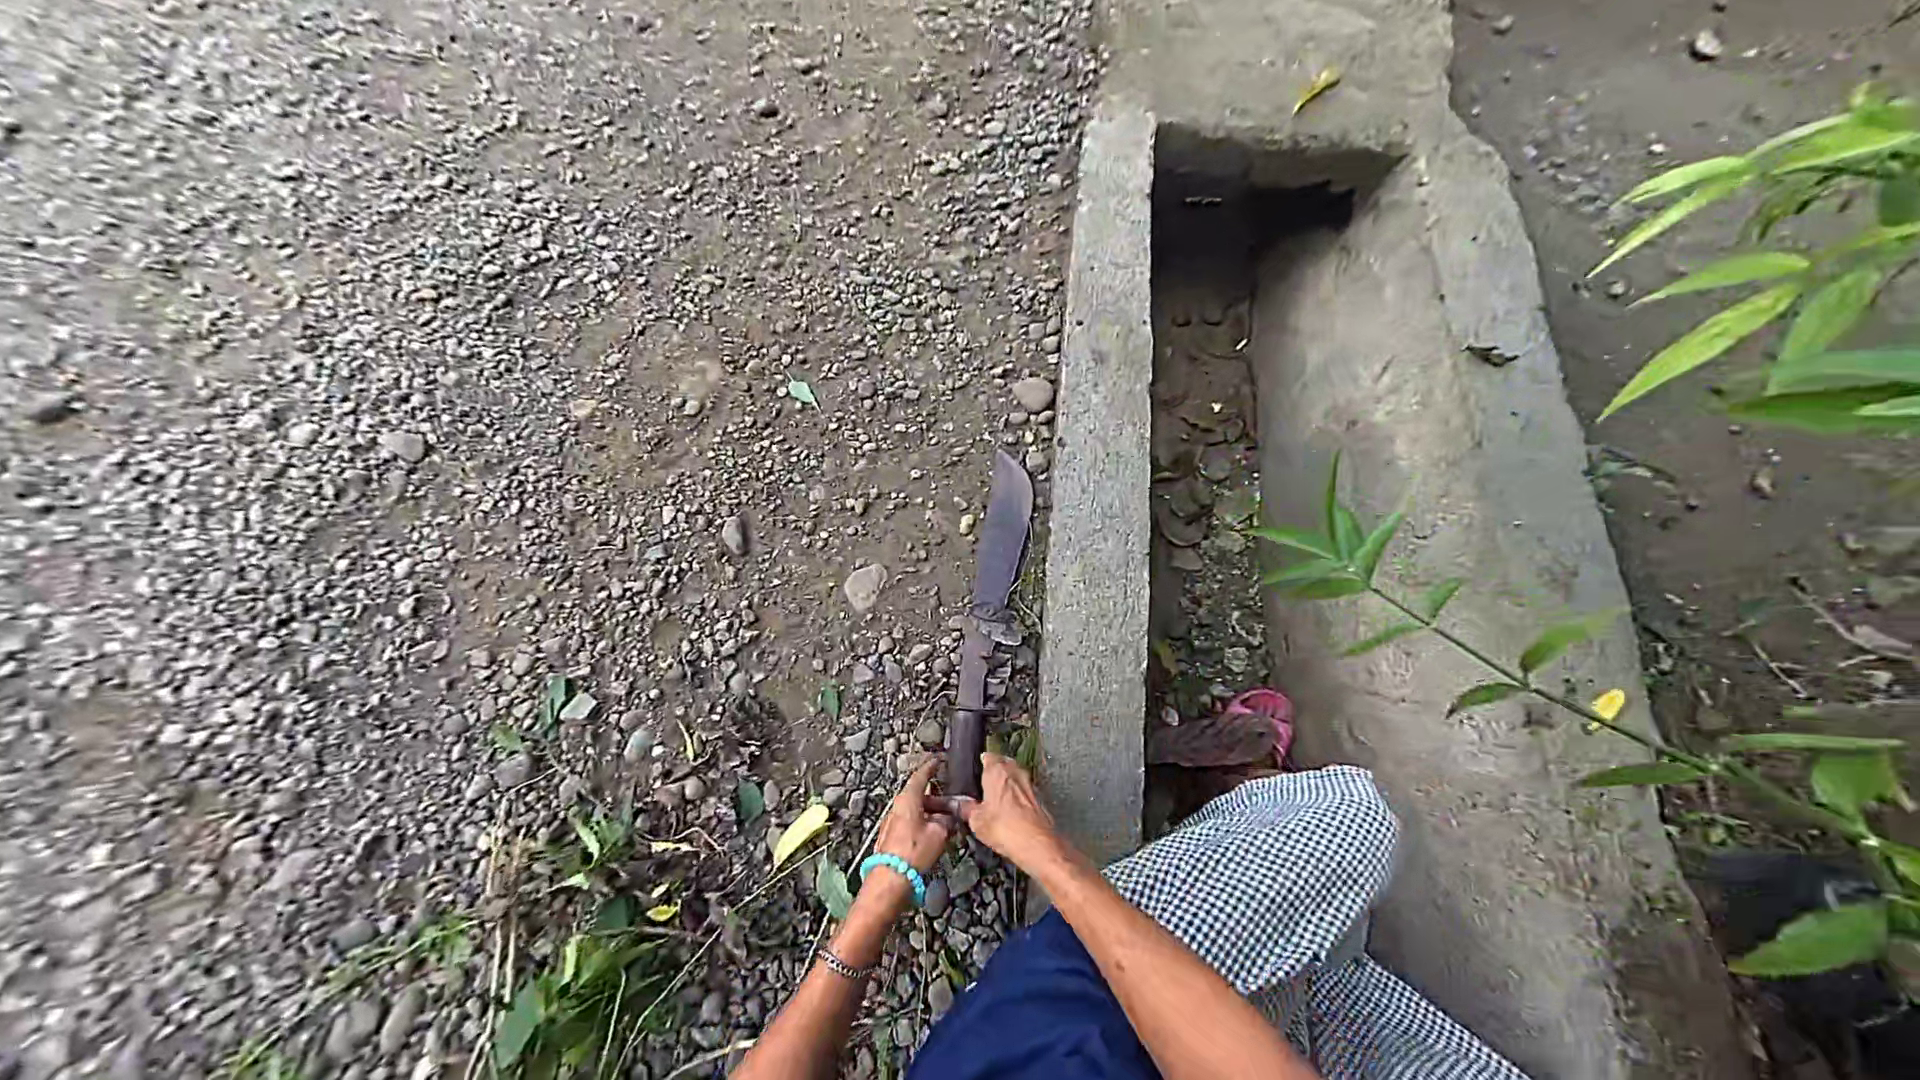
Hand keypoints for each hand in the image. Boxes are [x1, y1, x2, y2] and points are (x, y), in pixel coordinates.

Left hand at [873, 757, 957, 874]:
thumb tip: (950, 819)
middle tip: (950, 803)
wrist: (891, 880)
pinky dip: (921, 825)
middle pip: (918, 795)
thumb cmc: (912, 854)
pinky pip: (908, 824)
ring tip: (945, 825)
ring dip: (929, 814)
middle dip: (935, 798)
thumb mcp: (939, 833)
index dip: (931, 767)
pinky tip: (931, 837)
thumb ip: (947, 821)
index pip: (920, 775)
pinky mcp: (890, 836)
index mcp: (907, 799)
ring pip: (914, 810)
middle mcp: (897, 807)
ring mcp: (891, 822)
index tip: (937, 761)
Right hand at [945, 753, 1063, 873]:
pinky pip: (1026, 794)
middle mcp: (1015, 772)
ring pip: (1016, 779)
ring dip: (1009, 786)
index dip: (981, 762)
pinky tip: (1013, 814)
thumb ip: (967, 809)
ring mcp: (1029, 785)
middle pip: (1004, 765)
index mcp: (997, 770)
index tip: (977, 768)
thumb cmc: (1007, 827)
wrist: (1036, 844)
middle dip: (996, 773)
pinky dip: (1020, 800)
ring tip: (998, 803)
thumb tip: (959, 805)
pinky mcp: (1040, 799)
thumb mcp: (976, 820)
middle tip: (986, 786)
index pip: (988, 757)